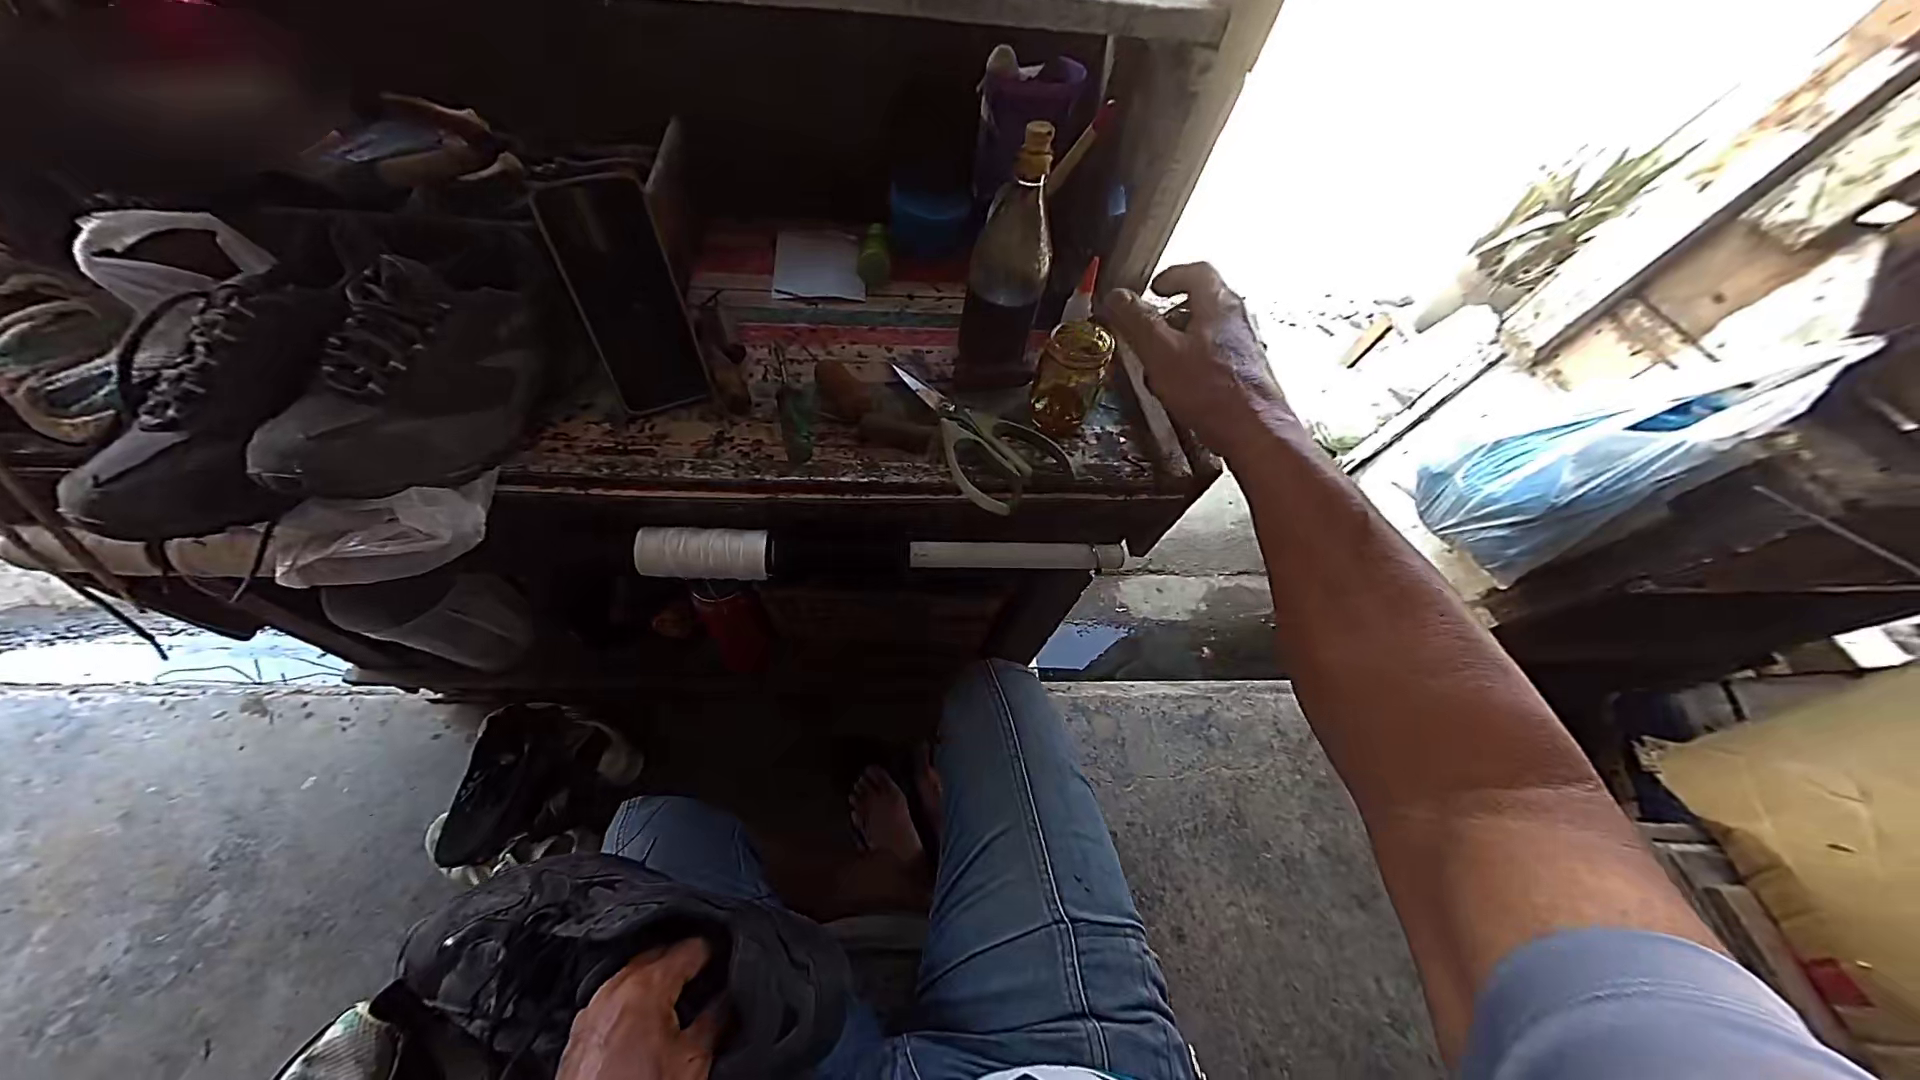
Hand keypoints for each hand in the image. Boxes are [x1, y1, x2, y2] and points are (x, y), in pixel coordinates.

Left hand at [556, 939, 725, 1079]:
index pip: (689, 949)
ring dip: (654, 979)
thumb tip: (726, 1000)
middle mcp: (614, 990)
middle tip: (704, 975)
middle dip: (680, 961)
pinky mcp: (577, 1037)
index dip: (712, 952)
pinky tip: (643, 1023)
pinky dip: (630, 1001)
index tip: (723, 958)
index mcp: (647, 987)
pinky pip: (610, 1000)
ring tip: (675, 998)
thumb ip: (715, 1019)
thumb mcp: (692, 1061)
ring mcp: (591, 1012)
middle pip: (657, 955)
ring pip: (631, 976)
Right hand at [1104, 262, 1294, 458]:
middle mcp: (1238, 320)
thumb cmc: (1211, 391)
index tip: (1153, 288)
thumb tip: (1117, 297)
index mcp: (1219, 304)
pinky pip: (1216, 356)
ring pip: (1209, 330)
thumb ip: (1137, 322)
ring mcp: (1246, 346)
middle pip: (1204, 300)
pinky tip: (1182, 386)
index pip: (1197, 271)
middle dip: (1173, 310)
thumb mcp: (1161, 353)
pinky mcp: (1246, 373)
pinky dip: (1195, 361)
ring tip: (1161, 359)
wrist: (1253, 431)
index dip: (1171, 275)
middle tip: (1151, 324)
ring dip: (1183, 338)